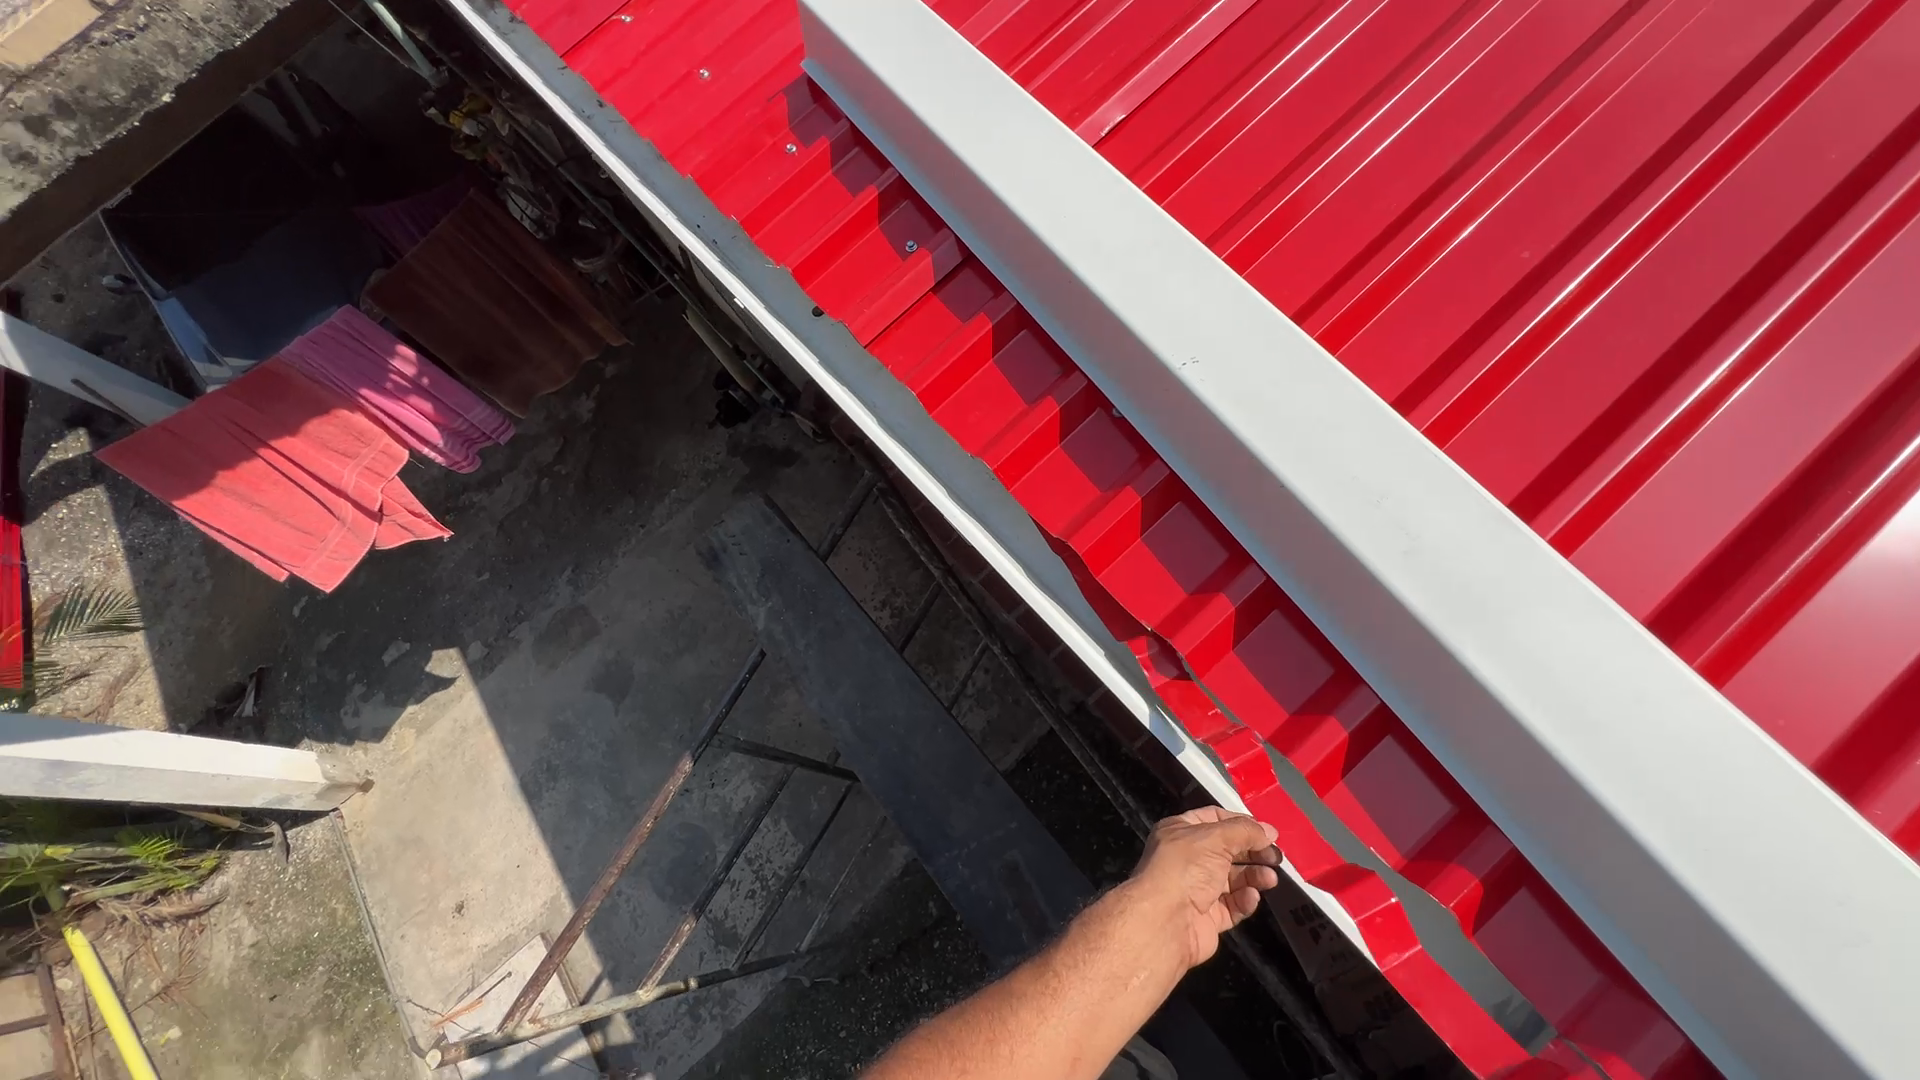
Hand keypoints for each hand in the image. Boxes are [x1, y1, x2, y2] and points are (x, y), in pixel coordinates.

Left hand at [1123, 807, 1280, 968]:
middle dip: (1253, 851)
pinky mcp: (1207, 917)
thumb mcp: (1215, 838)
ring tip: (1270, 878)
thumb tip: (1269, 830)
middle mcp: (1187, 858)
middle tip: (1277, 857)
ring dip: (1253, 876)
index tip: (1267, 831)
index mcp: (1180, 831)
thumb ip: (1244, 831)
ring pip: (1233, 879)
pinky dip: (1244, 900)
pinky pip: (1232, 905)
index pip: (1214, 819)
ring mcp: (1197, 888)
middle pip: (1228, 850)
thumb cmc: (1185, 868)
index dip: (1241, 823)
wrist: (1166, 920)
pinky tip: (1251, 896)